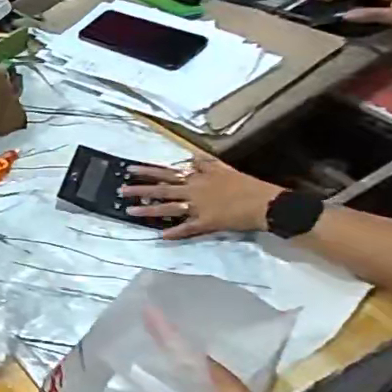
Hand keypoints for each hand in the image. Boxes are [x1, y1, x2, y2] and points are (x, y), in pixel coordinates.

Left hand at [117, 155, 281, 239]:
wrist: (270, 203)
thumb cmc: (248, 185)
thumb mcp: (225, 169)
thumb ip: (205, 164)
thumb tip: (191, 156)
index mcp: (199, 179)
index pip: (168, 173)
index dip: (148, 171)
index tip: (129, 169)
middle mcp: (195, 192)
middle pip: (163, 190)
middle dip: (140, 190)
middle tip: (121, 190)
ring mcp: (199, 208)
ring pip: (169, 209)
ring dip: (148, 211)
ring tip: (129, 211)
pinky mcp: (207, 223)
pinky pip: (188, 229)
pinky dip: (175, 233)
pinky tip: (160, 235)